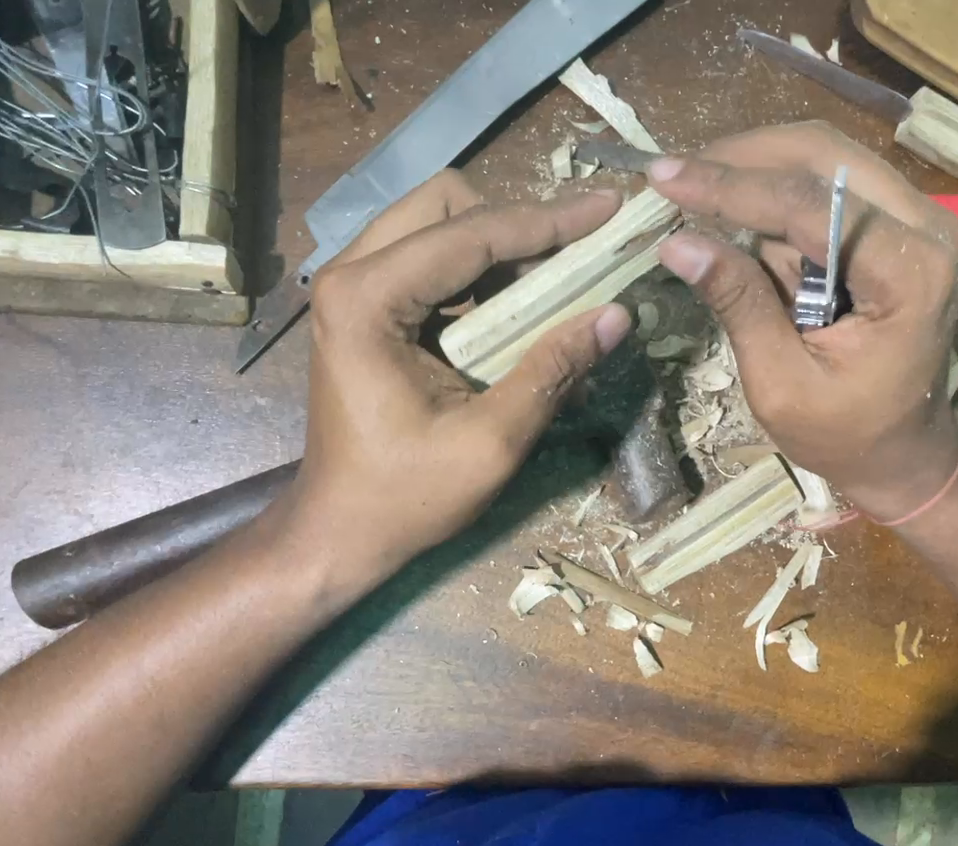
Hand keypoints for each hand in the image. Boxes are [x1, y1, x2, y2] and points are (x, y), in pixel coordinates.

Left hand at [280, 172, 633, 580]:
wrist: (341, 529)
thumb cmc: (408, 497)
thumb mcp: (492, 441)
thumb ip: (552, 370)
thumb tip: (617, 314)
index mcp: (368, 300)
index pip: (472, 235)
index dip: (548, 222)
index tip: (607, 209)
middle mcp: (351, 276)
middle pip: (446, 204)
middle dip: (517, 225)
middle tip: (572, 262)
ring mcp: (353, 289)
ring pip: (436, 226)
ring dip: (499, 249)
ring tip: (552, 289)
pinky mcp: (365, 310)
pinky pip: (429, 262)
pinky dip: (477, 276)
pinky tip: (514, 313)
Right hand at [645, 123, 957, 521]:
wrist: (903, 453)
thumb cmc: (845, 435)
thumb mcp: (781, 384)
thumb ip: (739, 305)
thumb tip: (676, 243)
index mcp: (907, 274)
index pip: (810, 204)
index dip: (730, 186)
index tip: (663, 176)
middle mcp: (926, 227)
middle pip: (824, 156)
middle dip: (743, 158)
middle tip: (676, 172)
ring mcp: (918, 220)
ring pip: (827, 160)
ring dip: (757, 171)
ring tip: (695, 189)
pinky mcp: (899, 226)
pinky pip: (831, 187)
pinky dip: (776, 193)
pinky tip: (733, 210)